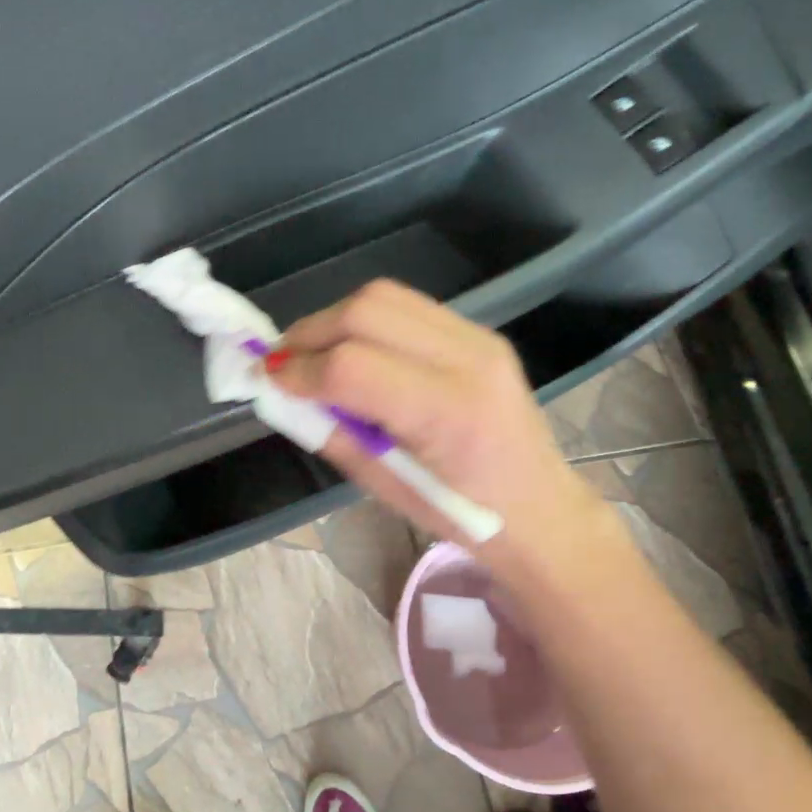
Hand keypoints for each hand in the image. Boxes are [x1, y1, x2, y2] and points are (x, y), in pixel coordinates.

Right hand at [268, 280, 624, 585]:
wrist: (542, 511)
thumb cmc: (463, 515)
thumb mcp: (384, 485)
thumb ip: (330, 431)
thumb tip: (282, 392)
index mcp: (449, 413)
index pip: (353, 366)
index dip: (300, 369)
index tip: (269, 380)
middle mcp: (467, 361)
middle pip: (366, 311)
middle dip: (310, 332)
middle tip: (283, 360)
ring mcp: (477, 338)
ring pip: (382, 296)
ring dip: (335, 319)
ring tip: (314, 352)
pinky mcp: (477, 331)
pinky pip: (404, 305)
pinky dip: (364, 320)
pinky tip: (353, 348)